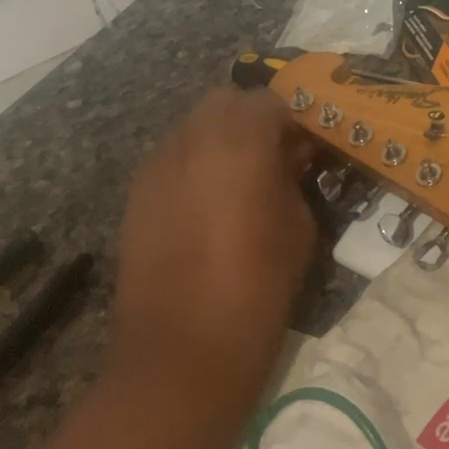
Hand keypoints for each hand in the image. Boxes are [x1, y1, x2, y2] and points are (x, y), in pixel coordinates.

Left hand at [113, 86, 315, 360]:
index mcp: (241, 138)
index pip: (274, 99)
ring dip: (223, 137)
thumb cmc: (258, 284)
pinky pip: (174, 157)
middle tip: (277, 152)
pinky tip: (210, 199)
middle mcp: (194, 138)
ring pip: (195, 125)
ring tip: (242, 175)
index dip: (296, 116)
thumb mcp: (299, 223)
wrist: (182, 350)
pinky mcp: (137, 193)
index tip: (310, 142)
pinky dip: (196, 163)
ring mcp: (159, 164)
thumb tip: (292, 155)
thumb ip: (294, 175)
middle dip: (254, 117)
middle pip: (227, 100)